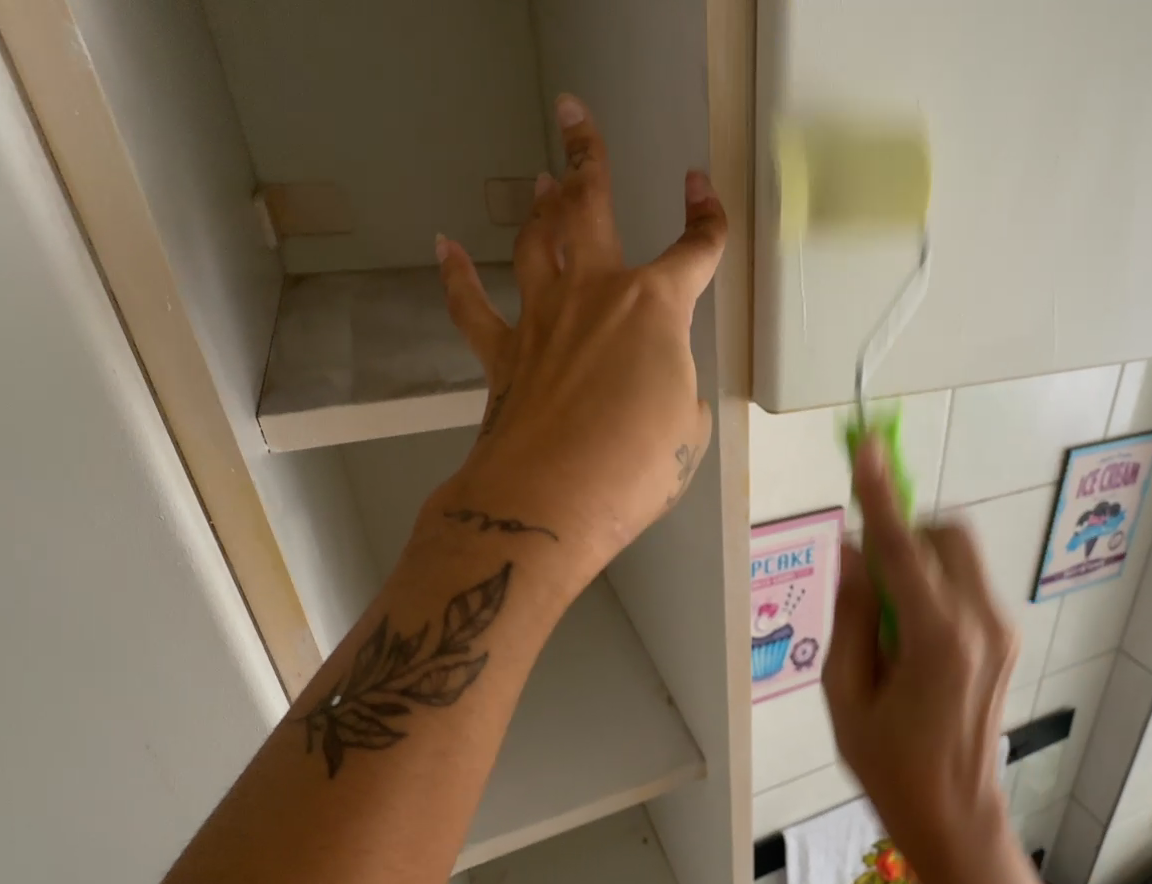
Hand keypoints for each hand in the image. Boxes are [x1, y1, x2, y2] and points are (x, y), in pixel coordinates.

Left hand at [429, 94, 724, 584]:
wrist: (552, 501)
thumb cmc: (637, 465)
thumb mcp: (688, 428)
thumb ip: (679, 391)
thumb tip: (659, 386)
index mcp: (656, 307)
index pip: (695, 250)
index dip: (707, 218)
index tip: (702, 188)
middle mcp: (595, 295)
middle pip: (590, 208)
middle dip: (588, 157)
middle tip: (575, 115)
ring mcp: (542, 319)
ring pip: (537, 242)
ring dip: (540, 205)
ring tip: (540, 175)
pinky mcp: (502, 354)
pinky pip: (472, 304)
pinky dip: (457, 275)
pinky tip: (444, 246)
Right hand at [824, 440, 1018, 874]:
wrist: (957, 817)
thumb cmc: (890, 767)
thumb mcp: (846, 694)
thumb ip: (850, 614)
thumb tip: (849, 549)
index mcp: (937, 639)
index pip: (903, 548)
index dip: (879, 495)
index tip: (866, 450)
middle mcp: (981, 622)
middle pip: (946, 535)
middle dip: (906, 533)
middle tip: (869, 576)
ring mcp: (1000, 629)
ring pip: (959, 555)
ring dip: (921, 560)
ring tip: (888, 619)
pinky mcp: (1004, 639)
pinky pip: (966, 584)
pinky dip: (935, 584)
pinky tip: (911, 636)